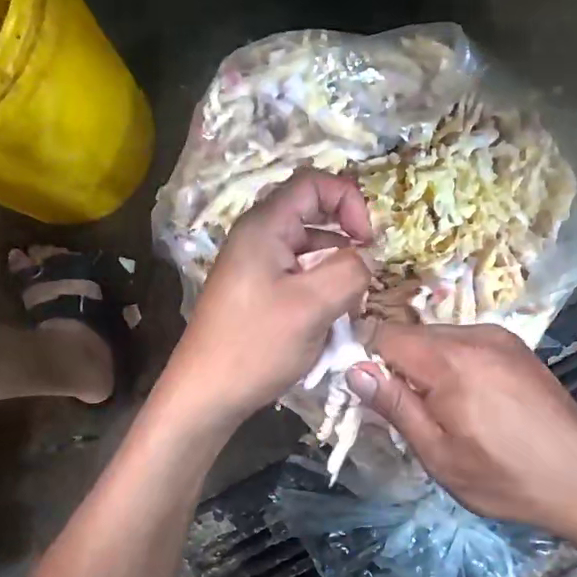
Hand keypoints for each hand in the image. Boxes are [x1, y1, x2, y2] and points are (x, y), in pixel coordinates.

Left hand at [171, 170, 373, 419]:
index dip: (349, 200)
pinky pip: (299, 269)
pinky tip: (334, 308)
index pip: (314, 183)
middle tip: (368, 260)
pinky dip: (323, 280)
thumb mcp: (313, 306)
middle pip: (311, 209)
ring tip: (356, 290)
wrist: (208, 393)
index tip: (368, 241)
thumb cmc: (257, 345)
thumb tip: (366, 259)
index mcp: (265, 227)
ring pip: (308, 243)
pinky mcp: (258, 289)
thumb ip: (349, 272)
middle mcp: (258, 236)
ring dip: (338, 258)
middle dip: (347, 228)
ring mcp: (256, 263)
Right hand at [346, 322, 576, 538]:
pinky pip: (471, 346)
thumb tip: (353, 369)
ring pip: (443, 340)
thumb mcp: (439, 454)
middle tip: (408, 415)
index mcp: (451, 360)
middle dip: (400, 368)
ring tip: (446, 415)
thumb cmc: (506, 477)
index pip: (385, 336)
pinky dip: (458, 367)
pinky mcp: (521, 350)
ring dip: (430, 368)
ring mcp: (503, 339)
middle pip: (415, 336)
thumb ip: (396, 406)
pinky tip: (474, 404)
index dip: (367, 362)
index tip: (368, 396)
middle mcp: (477, 336)